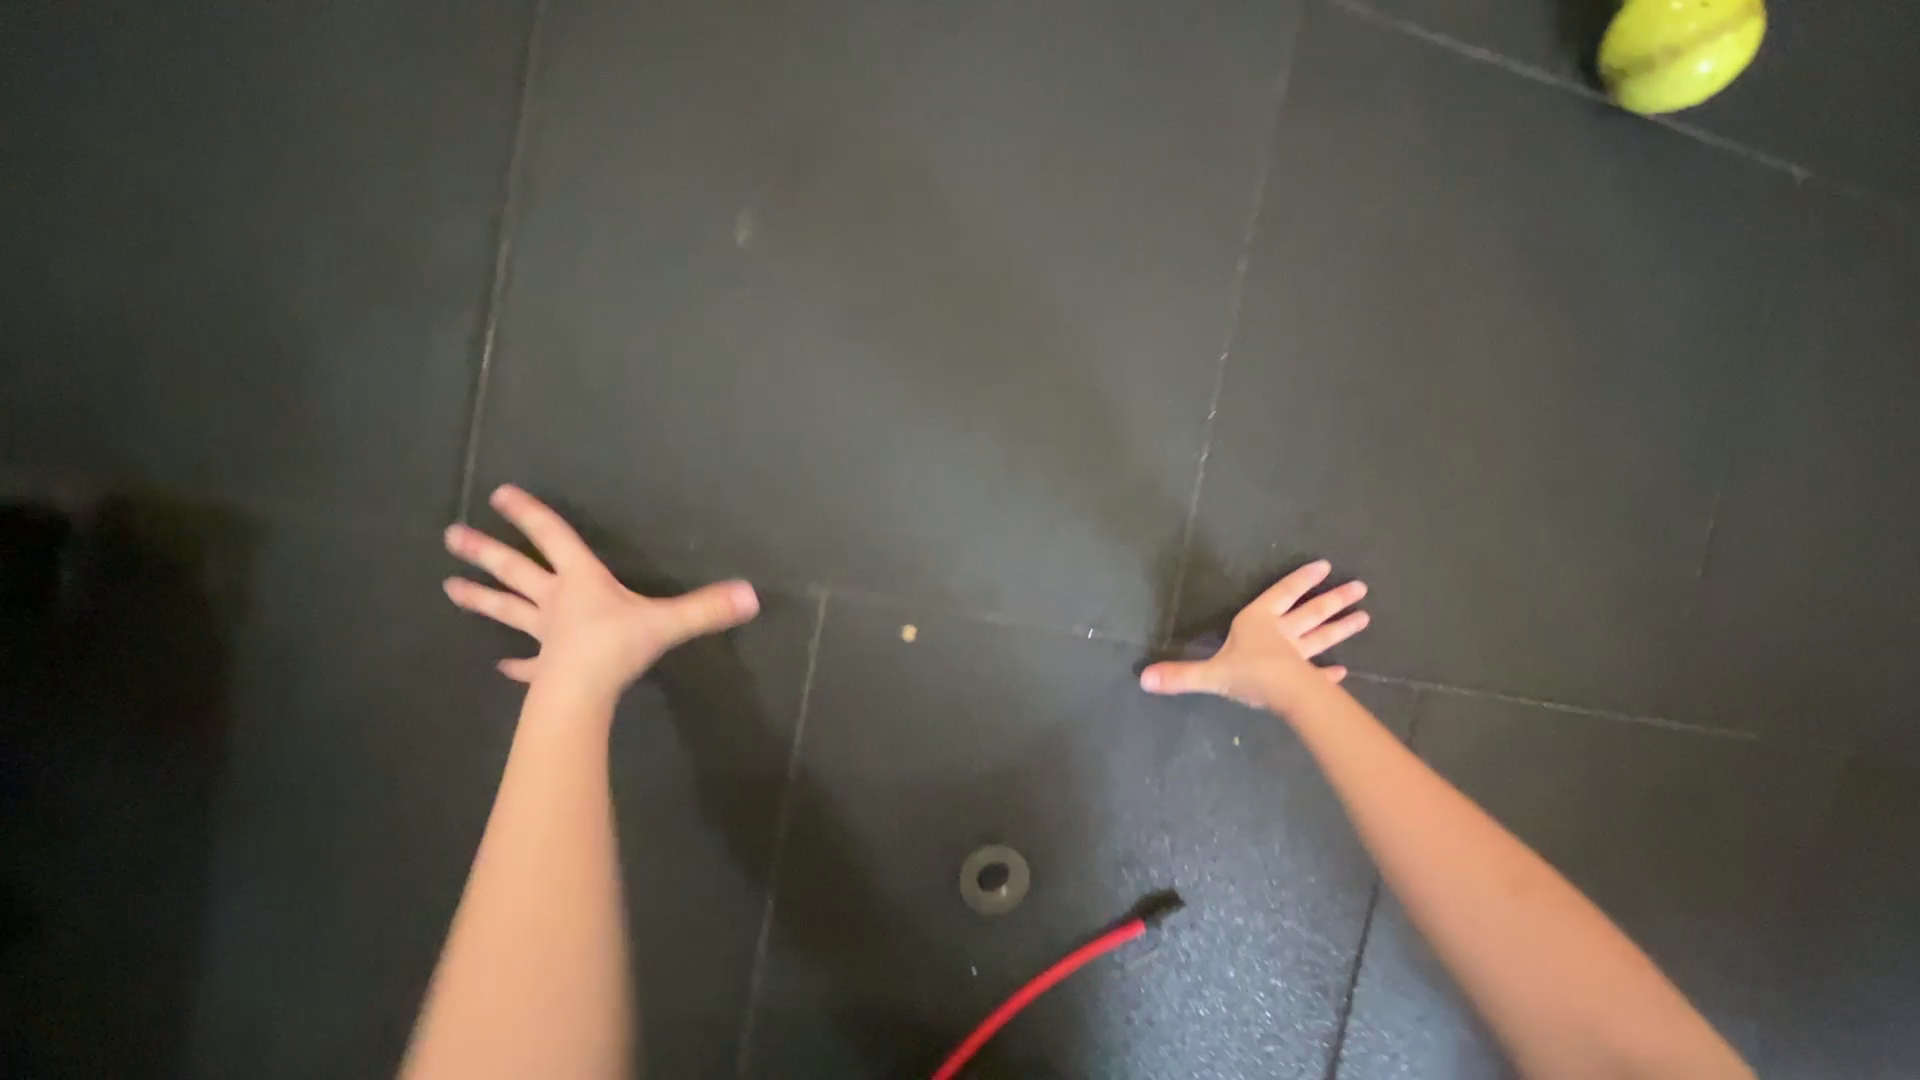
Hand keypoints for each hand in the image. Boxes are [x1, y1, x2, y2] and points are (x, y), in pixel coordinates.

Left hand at [442, 485, 759, 695]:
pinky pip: (527, 664)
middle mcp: (556, 601)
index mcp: (581, 581)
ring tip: (450, 588)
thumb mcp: (667, 623)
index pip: (553, 538)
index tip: (498, 494)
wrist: (580, 695)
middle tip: (452, 536)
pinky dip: (515, 665)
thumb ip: (707, 608)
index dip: (529, 515)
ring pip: (508, 611)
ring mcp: (546, 636)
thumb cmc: (616, 647)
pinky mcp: (546, 669)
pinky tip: (501, 667)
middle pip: (516, 571)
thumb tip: (752, 595)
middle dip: (486, 552)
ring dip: (482, 599)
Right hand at [1140, 559, 1368, 711]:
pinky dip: (1330, 672)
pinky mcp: (1307, 681)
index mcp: (1259, 622)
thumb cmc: (1250, 674)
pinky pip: (1319, 674)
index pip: (1281, 595)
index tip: (1324, 566)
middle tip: (1359, 587)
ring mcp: (1299, 657)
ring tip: (1365, 617)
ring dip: (1341, 628)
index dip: (1300, 581)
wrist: (1285, 697)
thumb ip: (1180, 675)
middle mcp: (1282, 633)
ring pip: (1322, 637)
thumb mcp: (1210, 674)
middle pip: (1311, 613)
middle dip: (1333, 599)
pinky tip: (1342, 671)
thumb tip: (1143, 679)